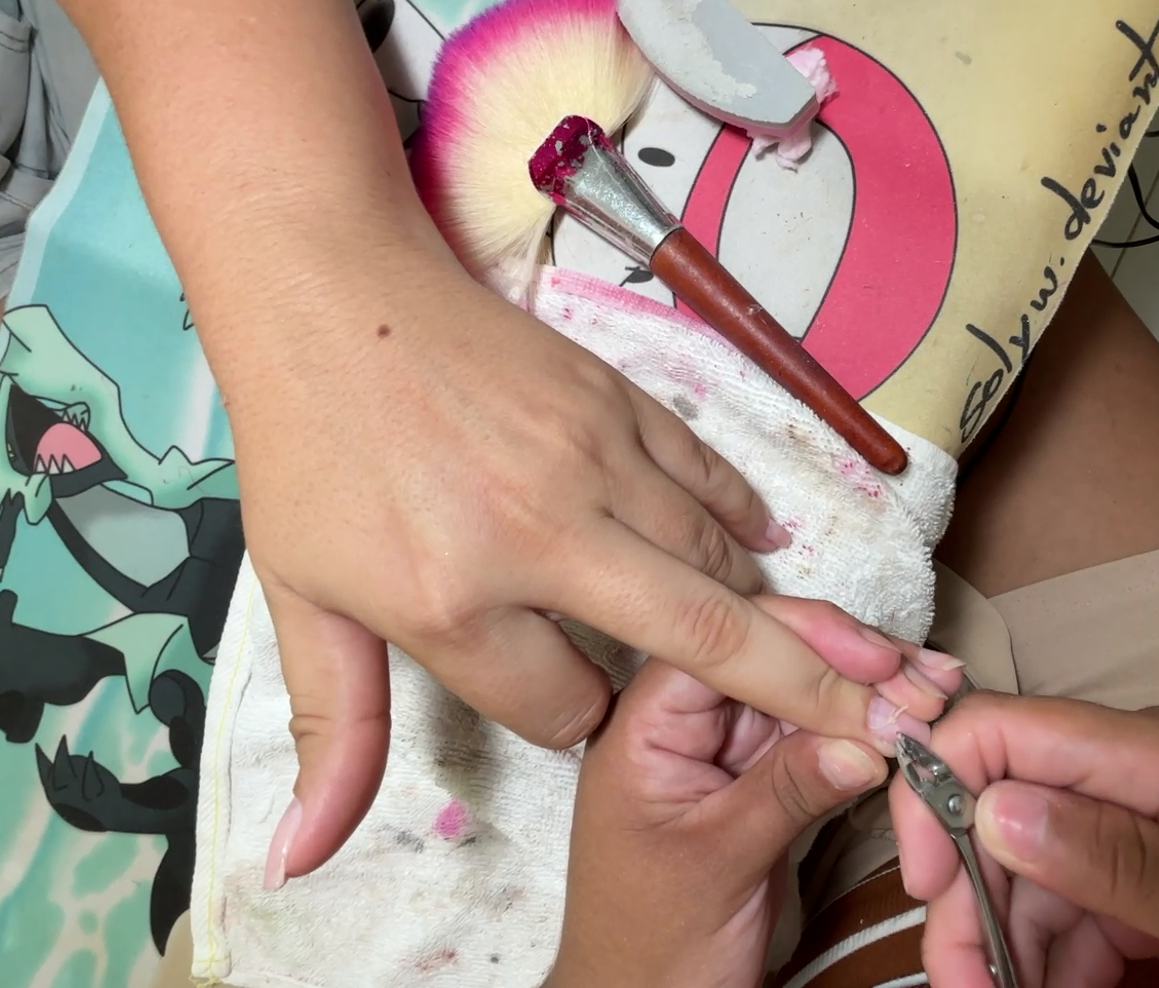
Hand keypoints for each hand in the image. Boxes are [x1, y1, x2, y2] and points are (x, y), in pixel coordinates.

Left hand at [228, 270, 938, 885]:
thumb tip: (299, 861)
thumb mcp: (299, 599)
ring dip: (753, 608)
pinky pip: (711, 478)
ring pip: (716, 561)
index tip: (573, 699)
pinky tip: (758, 541)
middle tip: (859, 726)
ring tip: (775, 633)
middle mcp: (549, 539)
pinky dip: (744, 520)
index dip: (574, 717)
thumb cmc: (314, 454)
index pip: (562, 707)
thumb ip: (334, 730)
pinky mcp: (623, 404)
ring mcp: (598, 462)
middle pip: (704, 640)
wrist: (338, 298)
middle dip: (794, 694)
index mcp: (457, 602)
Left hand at [549, 597, 966, 987]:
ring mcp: (730, 739)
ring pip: (805, 687)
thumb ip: (785, 793)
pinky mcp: (765, 766)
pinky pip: (819, 730)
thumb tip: (866, 738)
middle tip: (925, 678)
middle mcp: (689, 715)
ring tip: (935, 687)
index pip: (720, 647)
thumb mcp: (715, 865)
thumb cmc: (650, 943)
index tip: (876, 661)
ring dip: (871, 686)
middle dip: (851, 661)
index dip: (801, 642)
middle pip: (771, 655)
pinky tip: (908, 715)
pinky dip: (866, 724)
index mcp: (648, 722)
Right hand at [892, 695, 1158, 987]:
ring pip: (1020, 866)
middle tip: (962, 987)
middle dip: (967, 892)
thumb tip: (997, 807)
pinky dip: (1040, 960)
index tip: (925, 883)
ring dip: (996, 938)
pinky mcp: (1143, 882)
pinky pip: (1061, 910)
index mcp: (1156, 759)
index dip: (942, 786)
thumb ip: (1135, 864)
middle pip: (999, 805)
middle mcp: (1132, 778)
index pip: (1002, 728)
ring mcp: (1137, 830)